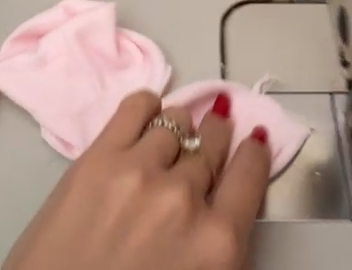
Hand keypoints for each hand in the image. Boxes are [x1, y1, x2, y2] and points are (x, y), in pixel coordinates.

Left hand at [4, 90, 272, 269]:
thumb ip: (218, 244)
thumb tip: (223, 203)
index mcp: (217, 244)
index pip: (250, 174)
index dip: (253, 153)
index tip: (253, 140)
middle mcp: (185, 198)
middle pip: (213, 142)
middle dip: (217, 136)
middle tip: (214, 133)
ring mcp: (139, 171)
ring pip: (177, 121)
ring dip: (181, 127)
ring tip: (174, 133)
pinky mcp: (97, 158)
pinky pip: (136, 106)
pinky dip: (148, 106)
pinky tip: (147, 116)